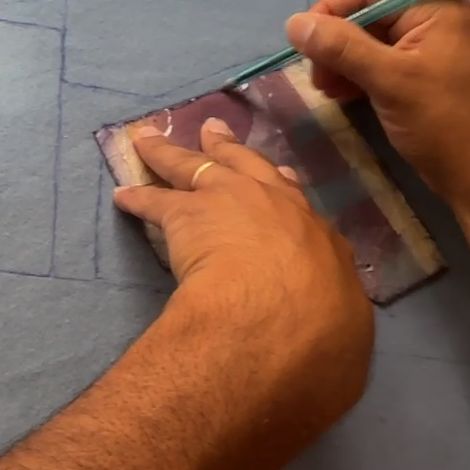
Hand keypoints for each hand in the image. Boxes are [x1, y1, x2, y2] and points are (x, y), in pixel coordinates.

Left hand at [112, 118, 372, 443]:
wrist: (276, 320)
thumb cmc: (321, 336)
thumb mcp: (347, 334)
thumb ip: (338, 328)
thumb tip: (334, 339)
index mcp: (318, 240)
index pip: (299, 210)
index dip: (285, 191)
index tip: (283, 177)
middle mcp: (277, 207)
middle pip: (248, 167)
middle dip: (230, 149)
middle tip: (214, 130)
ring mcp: (231, 202)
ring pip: (194, 167)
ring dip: (170, 154)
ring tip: (150, 140)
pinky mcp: (186, 215)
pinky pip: (155, 200)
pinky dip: (137, 197)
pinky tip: (122, 195)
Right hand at [287, 0, 469, 224]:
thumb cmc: (445, 125)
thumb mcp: (389, 81)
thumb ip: (341, 48)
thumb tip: (293, 22)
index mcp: (435, 9)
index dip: (330, 13)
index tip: (299, 45)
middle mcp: (434, 22)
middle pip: (368, 18)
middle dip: (335, 44)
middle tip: (316, 78)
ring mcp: (430, 52)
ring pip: (370, 44)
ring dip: (342, 63)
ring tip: (327, 91)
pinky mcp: (423, 79)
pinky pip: (381, 66)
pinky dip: (357, 78)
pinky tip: (342, 96)